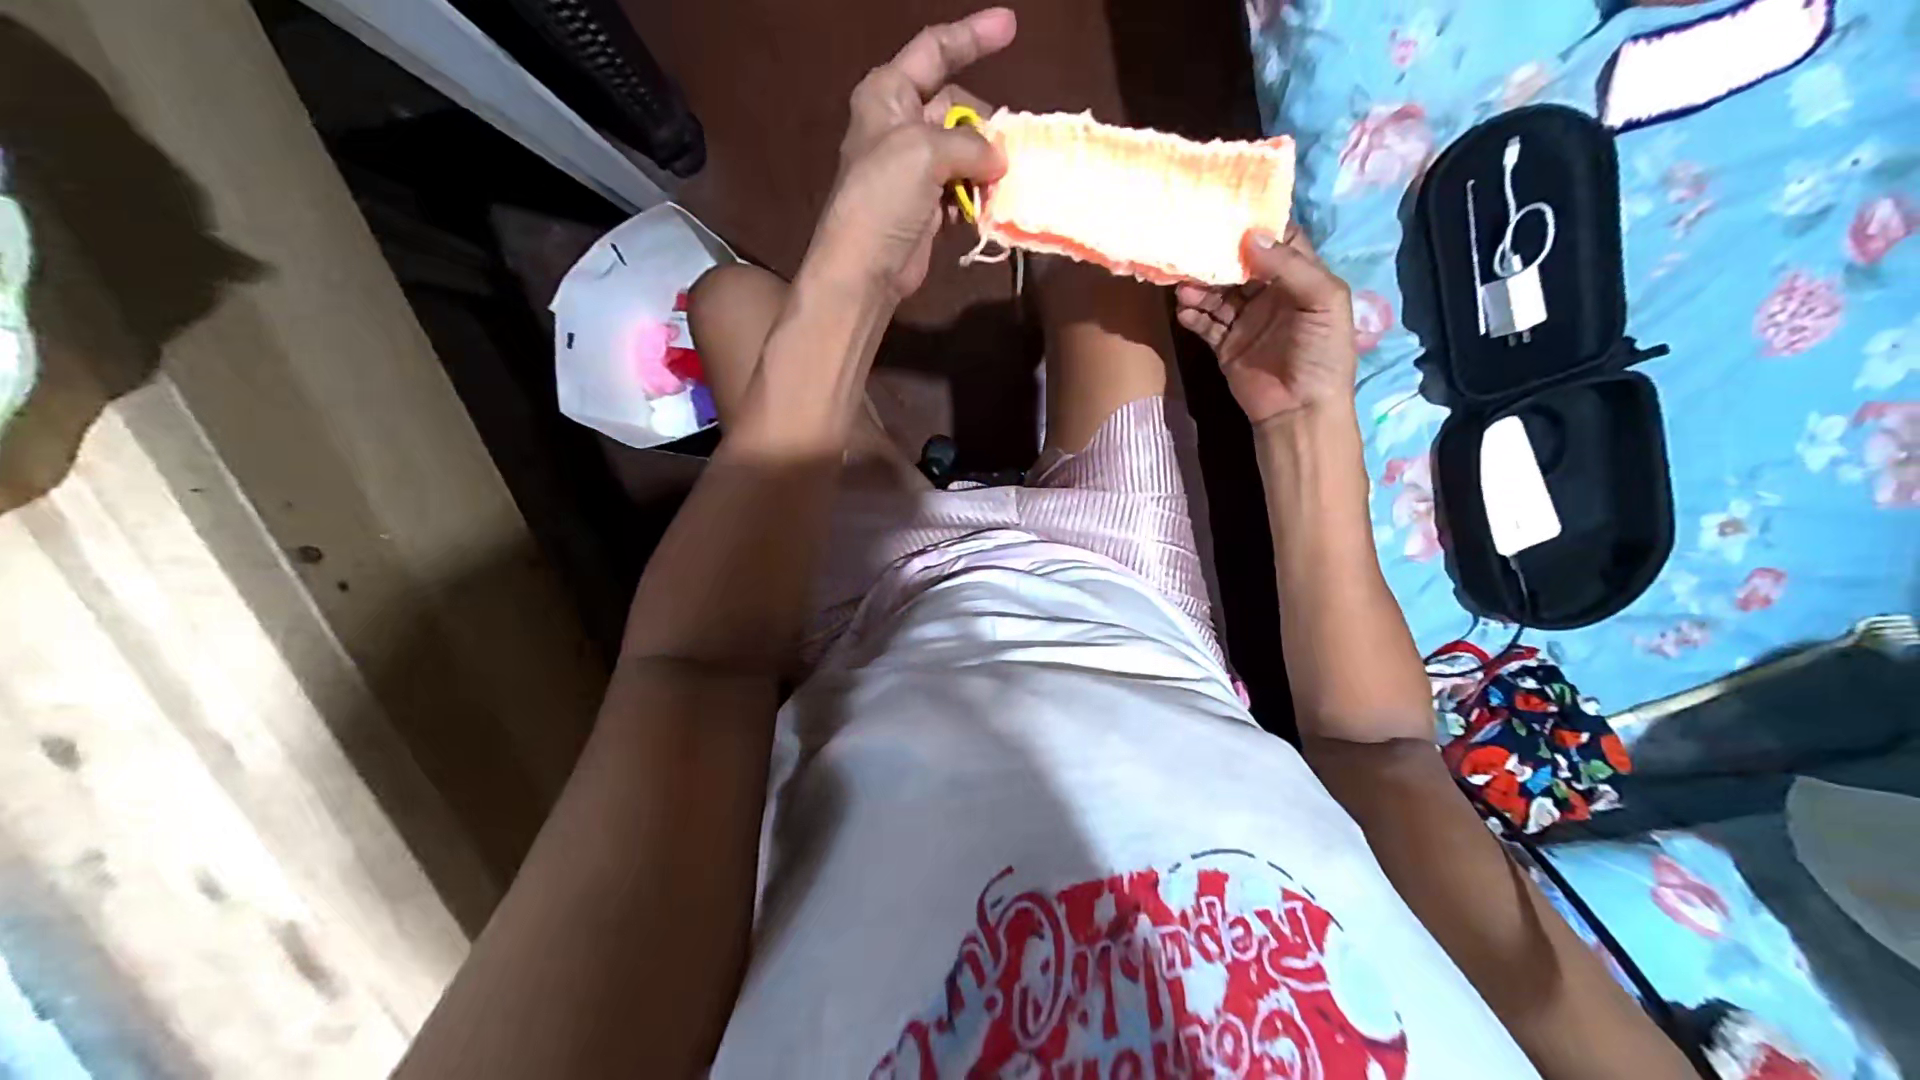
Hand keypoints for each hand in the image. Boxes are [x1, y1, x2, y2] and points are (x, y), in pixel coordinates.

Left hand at [806, 8, 1015, 299]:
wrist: (865, 266)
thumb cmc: (883, 196)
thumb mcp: (926, 150)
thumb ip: (970, 143)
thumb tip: (999, 160)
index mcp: (888, 94)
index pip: (934, 50)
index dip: (972, 36)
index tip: (1011, 26)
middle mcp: (900, 124)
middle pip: (956, 106)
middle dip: (985, 123)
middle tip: (1008, 146)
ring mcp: (914, 168)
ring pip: (965, 151)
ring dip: (986, 164)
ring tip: (1001, 180)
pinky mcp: (926, 204)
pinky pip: (963, 186)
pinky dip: (978, 193)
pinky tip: (987, 204)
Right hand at [1175, 227, 1358, 427]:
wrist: (1299, 409)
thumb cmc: (1322, 353)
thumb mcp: (1322, 301)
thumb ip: (1289, 266)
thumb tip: (1249, 236)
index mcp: (1300, 279)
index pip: (1277, 242)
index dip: (1256, 228)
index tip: (1228, 214)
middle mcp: (1270, 295)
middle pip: (1239, 267)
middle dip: (1216, 258)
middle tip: (1192, 251)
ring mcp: (1246, 321)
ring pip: (1217, 294)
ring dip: (1200, 288)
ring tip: (1184, 288)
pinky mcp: (1226, 345)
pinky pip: (1205, 324)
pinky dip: (1192, 316)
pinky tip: (1184, 312)